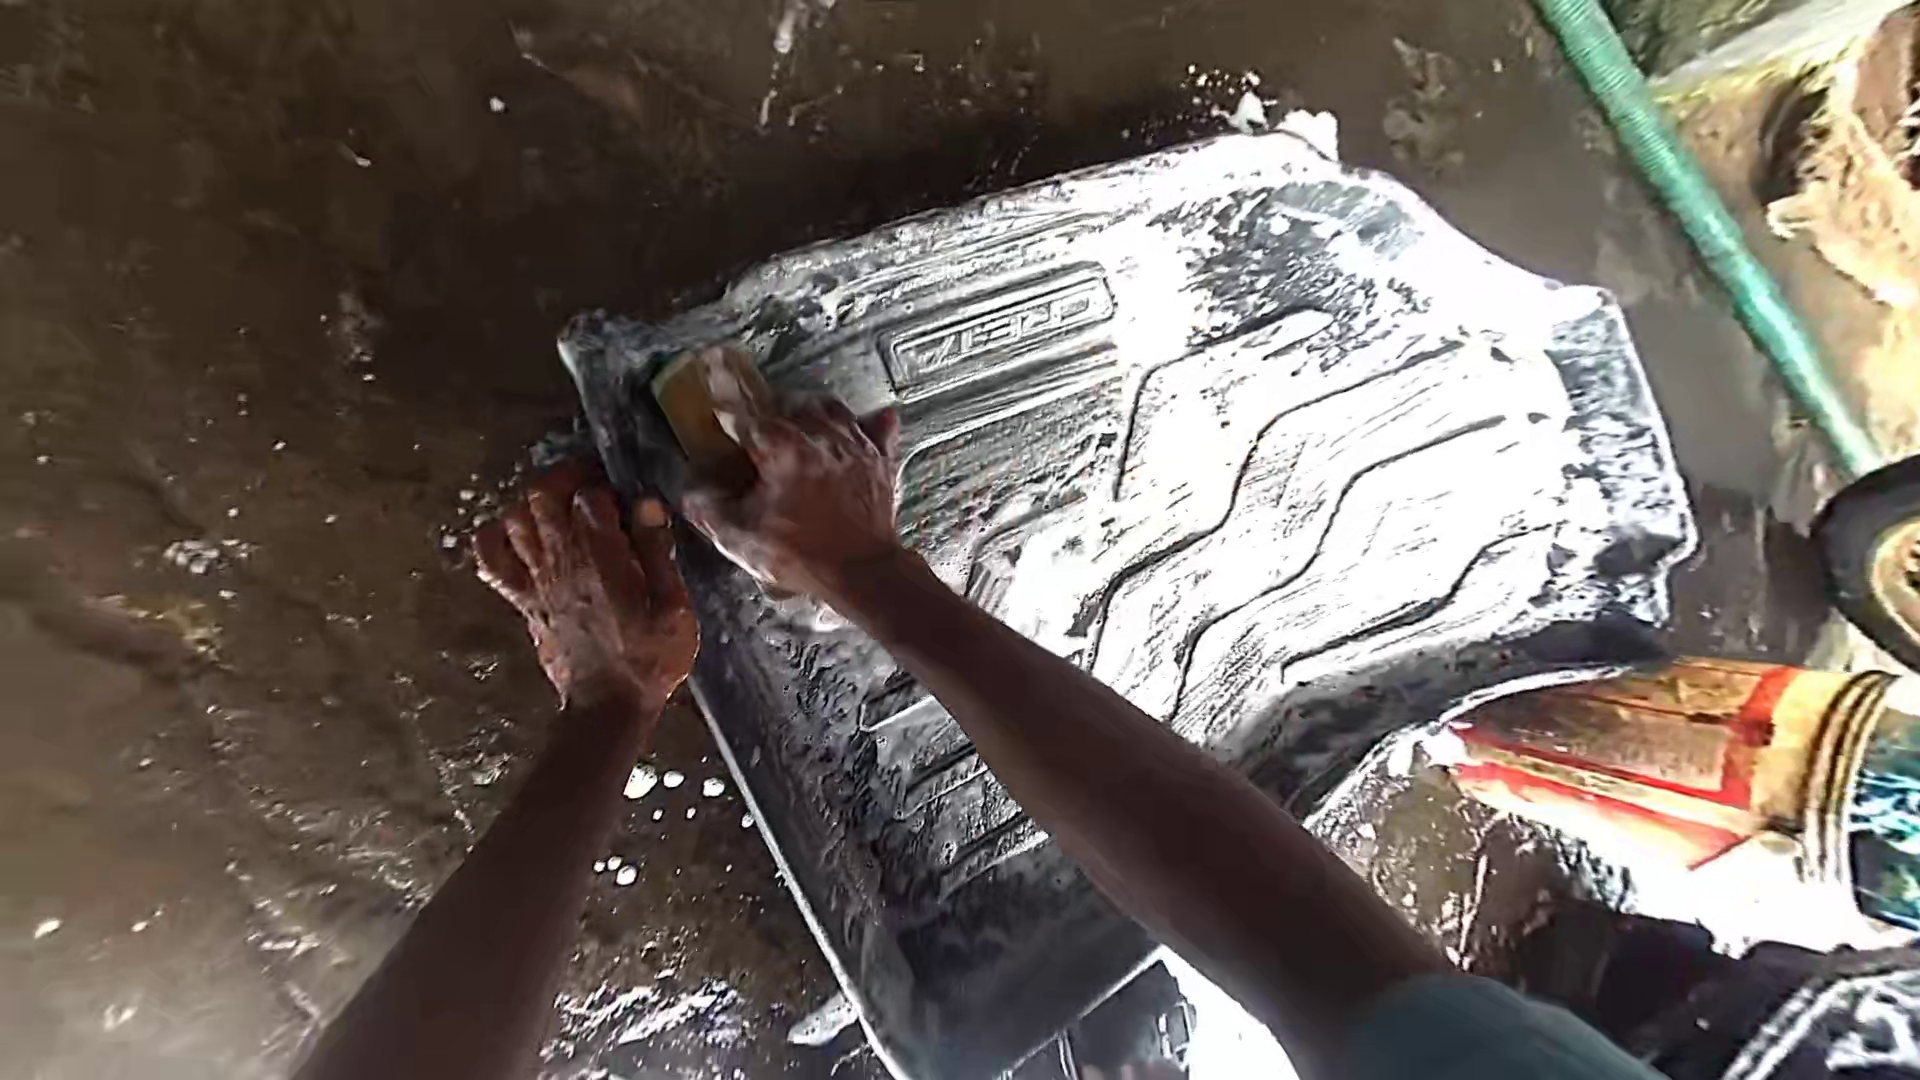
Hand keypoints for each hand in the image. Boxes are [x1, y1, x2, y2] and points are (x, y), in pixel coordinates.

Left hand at [474, 461, 698, 712]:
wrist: (609, 705)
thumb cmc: (651, 656)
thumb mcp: (674, 607)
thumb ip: (658, 552)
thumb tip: (647, 503)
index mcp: (602, 561)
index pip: (588, 496)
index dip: (607, 482)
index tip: (626, 488)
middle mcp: (561, 562)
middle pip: (542, 496)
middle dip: (566, 475)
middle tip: (594, 480)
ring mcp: (535, 580)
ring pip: (515, 516)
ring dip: (537, 499)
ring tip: (566, 501)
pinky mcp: (522, 599)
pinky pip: (491, 556)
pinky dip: (499, 533)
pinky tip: (523, 530)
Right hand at [681, 375, 904, 602]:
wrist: (863, 572)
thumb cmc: (801, 555)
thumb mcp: (742, 538)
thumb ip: (710, 508)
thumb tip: (691, 488)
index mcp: (782, 449)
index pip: (744, 410)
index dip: (725, 387)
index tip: (715, 360)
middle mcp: (821, 436)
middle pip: (790, 406)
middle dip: (772, 412)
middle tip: (763, 431)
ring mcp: (856, 446)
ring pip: (832, 409)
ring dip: (812, 413)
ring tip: (802, 426)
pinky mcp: (881, 461)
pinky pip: (879, 429)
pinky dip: (869, 424)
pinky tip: (864, 424)